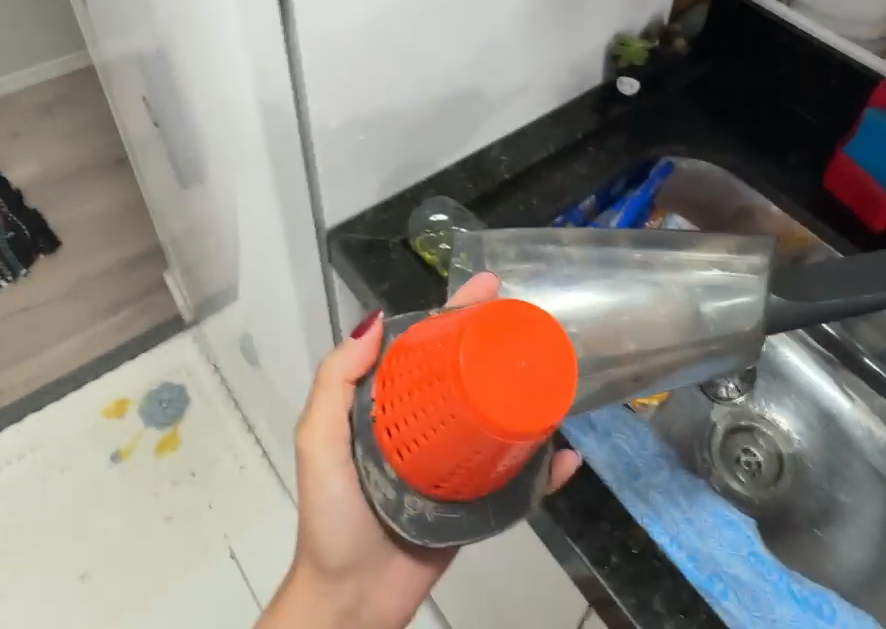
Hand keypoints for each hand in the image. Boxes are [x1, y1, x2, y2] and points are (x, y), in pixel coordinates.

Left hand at [258, 273, 583, 628]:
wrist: (354, 597)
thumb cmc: (334, 514)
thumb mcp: (319, 439)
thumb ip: (336, 381)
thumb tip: (375, 319)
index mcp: (390, 406)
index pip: (428, 347)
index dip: (457, 313)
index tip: (490, 287)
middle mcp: (427, 426)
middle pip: (470, 374)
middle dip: (500, 342)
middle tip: (533, 321)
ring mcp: (456, 463)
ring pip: (498, 417)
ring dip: (528, 394)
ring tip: (556, 371)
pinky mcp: (477, 501)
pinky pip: (516, 479)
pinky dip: (544, 468)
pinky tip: (566, 455)